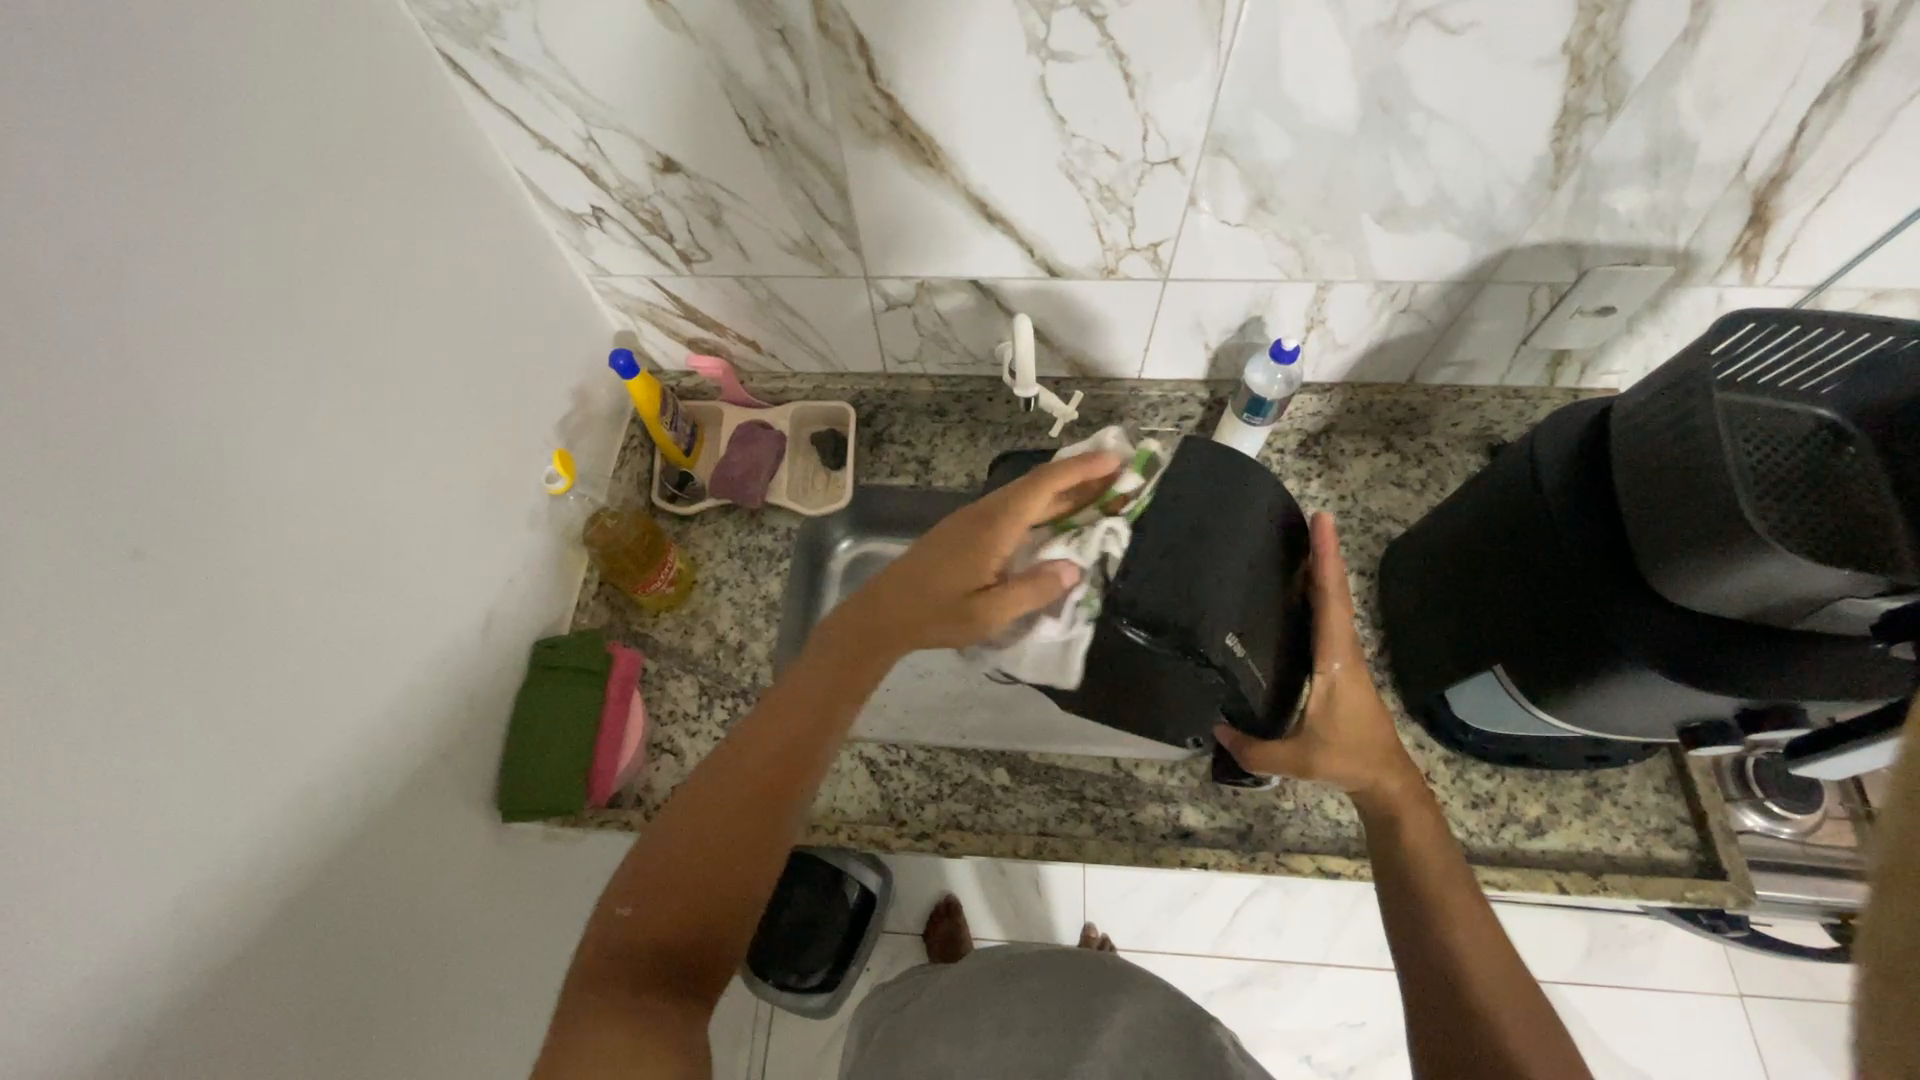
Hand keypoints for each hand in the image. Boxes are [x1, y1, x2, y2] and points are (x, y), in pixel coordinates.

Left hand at [828, 452, 1122, 657]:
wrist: (882, 613)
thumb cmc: (936, 614)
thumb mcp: (989, 613)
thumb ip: (1034, 590)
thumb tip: (1075, 568)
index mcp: (995, 526)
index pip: (1045, 486)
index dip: (1082, 470)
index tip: (1115, 458)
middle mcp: (985, 513)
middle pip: (1038, 485)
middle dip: (1079, 476)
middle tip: (1119, 474)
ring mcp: (972, 520)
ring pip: (1024, 496)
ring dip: (1061, 492)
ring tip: (1096, 493)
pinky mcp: (964, 532)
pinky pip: (1012, 508)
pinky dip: (1041, 506)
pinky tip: (1051, 520)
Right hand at [1213, 513, 1425, 805]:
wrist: (1385, 776)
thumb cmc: (1345, 759)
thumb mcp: (1296, 759)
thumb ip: (1252, 748)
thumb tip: (1215, 728)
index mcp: (1334, 661)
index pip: (1330, 601)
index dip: (1326, 561)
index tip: (1323, 523)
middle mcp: (1343, 650)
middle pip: (1335, 593)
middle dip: (1326, 554)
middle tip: (1315, 518)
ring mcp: (1345, 656)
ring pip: (1335, 604)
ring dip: (1324, 572)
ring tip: (1305, 543)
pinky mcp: (1341, 665)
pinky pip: (1330, 619)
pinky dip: (1320, 595)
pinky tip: (1302, 590)